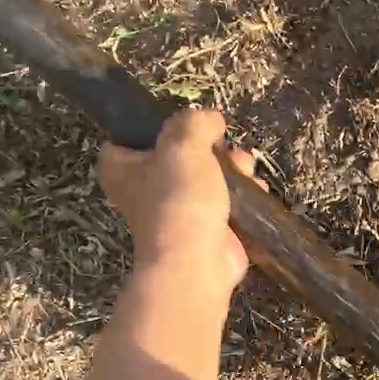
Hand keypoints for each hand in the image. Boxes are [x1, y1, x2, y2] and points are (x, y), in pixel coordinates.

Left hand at [97, 109, 257, 299]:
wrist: (195, 261)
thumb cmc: (179, 200)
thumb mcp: (184, 146)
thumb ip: (194, 124)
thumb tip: (210, 118)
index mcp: (122, 168)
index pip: (136, 135)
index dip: (166, 127)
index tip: (194, 126)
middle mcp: (144, 189)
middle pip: (182, 154)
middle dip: (212, 149)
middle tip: (227, 149)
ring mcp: (176, 211)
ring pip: (208, 177)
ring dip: (233, 170)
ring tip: (246, 171)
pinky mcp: (205, 228)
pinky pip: (226, 203)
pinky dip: (242, 197)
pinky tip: (256, 192)